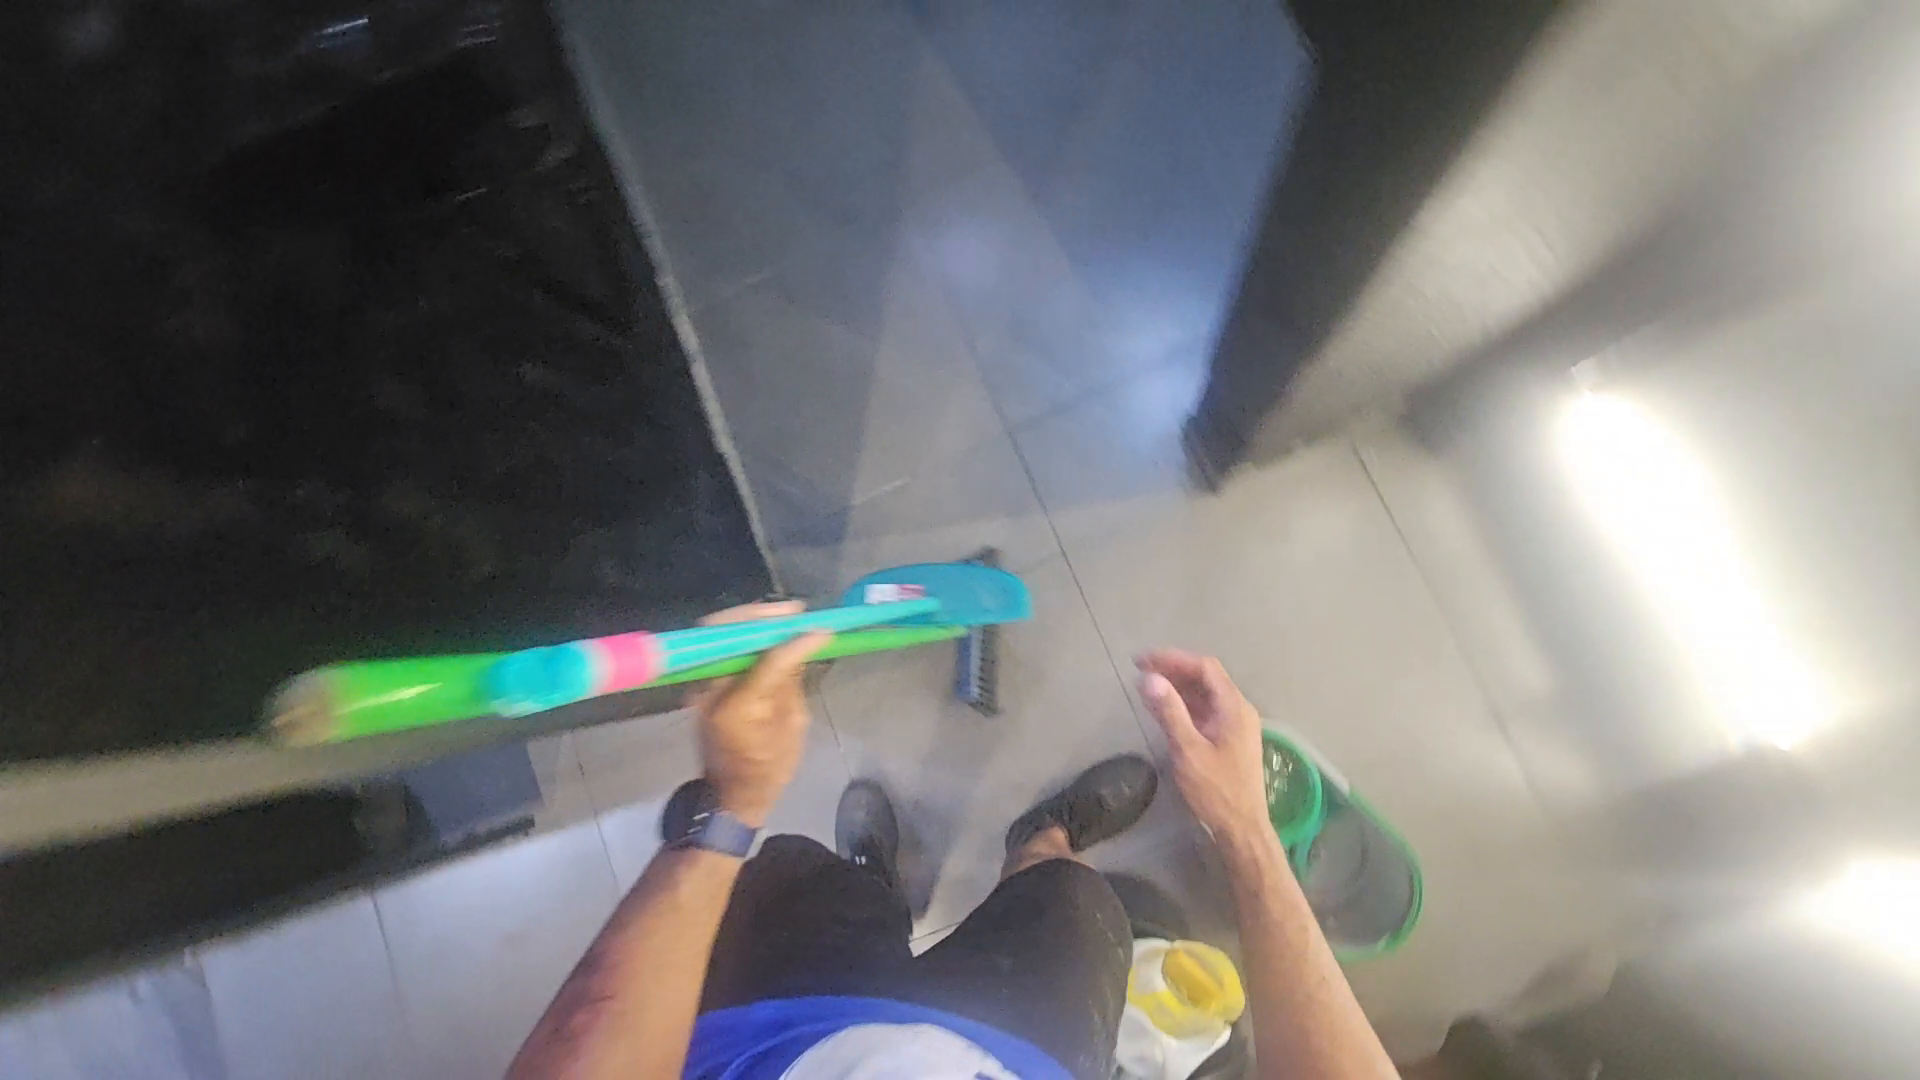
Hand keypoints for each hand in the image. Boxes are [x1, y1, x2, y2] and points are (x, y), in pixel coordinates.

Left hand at [688, 601, 829, 826]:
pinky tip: (766, 633)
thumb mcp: (793, 728)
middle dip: (761, 616)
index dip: (796, 641)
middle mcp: (710, 691)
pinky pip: (718, 648)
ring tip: (785, 617)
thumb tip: (800, 647)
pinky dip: (741, 636)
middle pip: (727, 633)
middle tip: (795, 612)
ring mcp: (699, 687)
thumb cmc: (768, 770)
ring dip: (750, 622)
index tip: (822, 629)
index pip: (768, 660)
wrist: (728, 797)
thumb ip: (792, 684)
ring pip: (717, 635)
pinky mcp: (699, 686)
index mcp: (738, 708)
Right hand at [1136, 649, 1270, 850]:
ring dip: (1177, 686)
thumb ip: (1169, 711)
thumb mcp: (1188, 750)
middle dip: (1173, 669)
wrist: (1242, 830)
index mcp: (1234, 708)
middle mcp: (1239, 710)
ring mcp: (1235, 725)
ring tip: (1147, 685)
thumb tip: (1149, 678)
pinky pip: (1205, 710)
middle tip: (1141, 670)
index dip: (1173, 659)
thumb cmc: (1216, 790)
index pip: (1204, 667)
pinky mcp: (1228, 738)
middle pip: (1206, 677)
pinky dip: (1183, 704)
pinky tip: (1164, 708)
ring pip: (1205, 694)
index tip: (1144, 661)